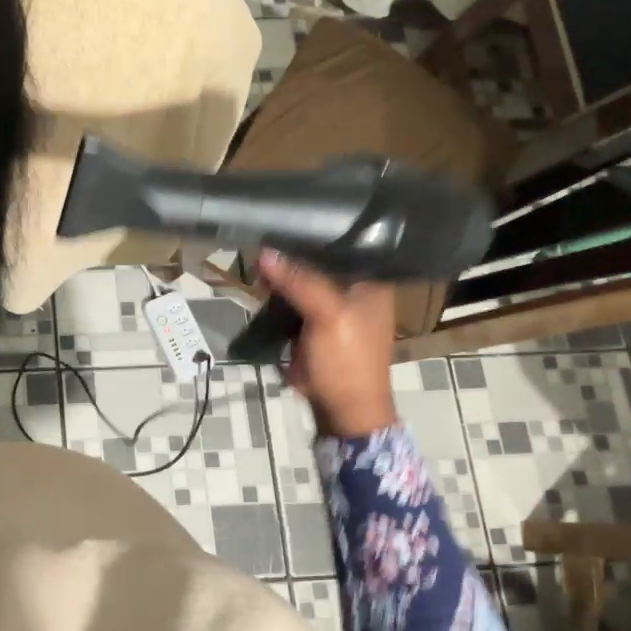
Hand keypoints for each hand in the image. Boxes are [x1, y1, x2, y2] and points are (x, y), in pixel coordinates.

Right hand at [256, 250, 399, 438]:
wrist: (342, 410)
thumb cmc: (348, 360)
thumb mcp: (327, 315)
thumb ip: (299, 282)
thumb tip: (264, 253)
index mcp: (372, 283)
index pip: (345, 245)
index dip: (317, 233)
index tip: (287, 219)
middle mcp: (356, 289)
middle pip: (320, 261)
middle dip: (293, 253)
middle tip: (264, 238)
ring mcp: (333, 307)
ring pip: (304, 280)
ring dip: (282, 273)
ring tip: (257, 258)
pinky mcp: (313, 323)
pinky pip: (294, 300)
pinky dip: (279, 293)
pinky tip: (261, 281)